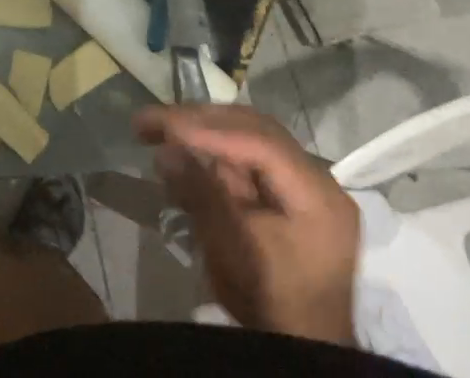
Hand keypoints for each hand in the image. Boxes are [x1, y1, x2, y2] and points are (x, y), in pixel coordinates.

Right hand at [135, 104, 359, 345]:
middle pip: (256, 131)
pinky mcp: (290, 204)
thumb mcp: (231, 246)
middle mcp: (317, 182)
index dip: (206, 128)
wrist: (302, 349)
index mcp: (315, 193)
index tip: (160, 124)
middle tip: (152, 121)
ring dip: (206, 134)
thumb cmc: (270, 297)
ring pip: (252, 142)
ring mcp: (306, 192)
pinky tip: (186, 162)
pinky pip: (252, 165)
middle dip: (201, 121)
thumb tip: (165, 150)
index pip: (258, 141)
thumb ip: (201, 192)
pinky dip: (216, 157)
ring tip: (161, 135)